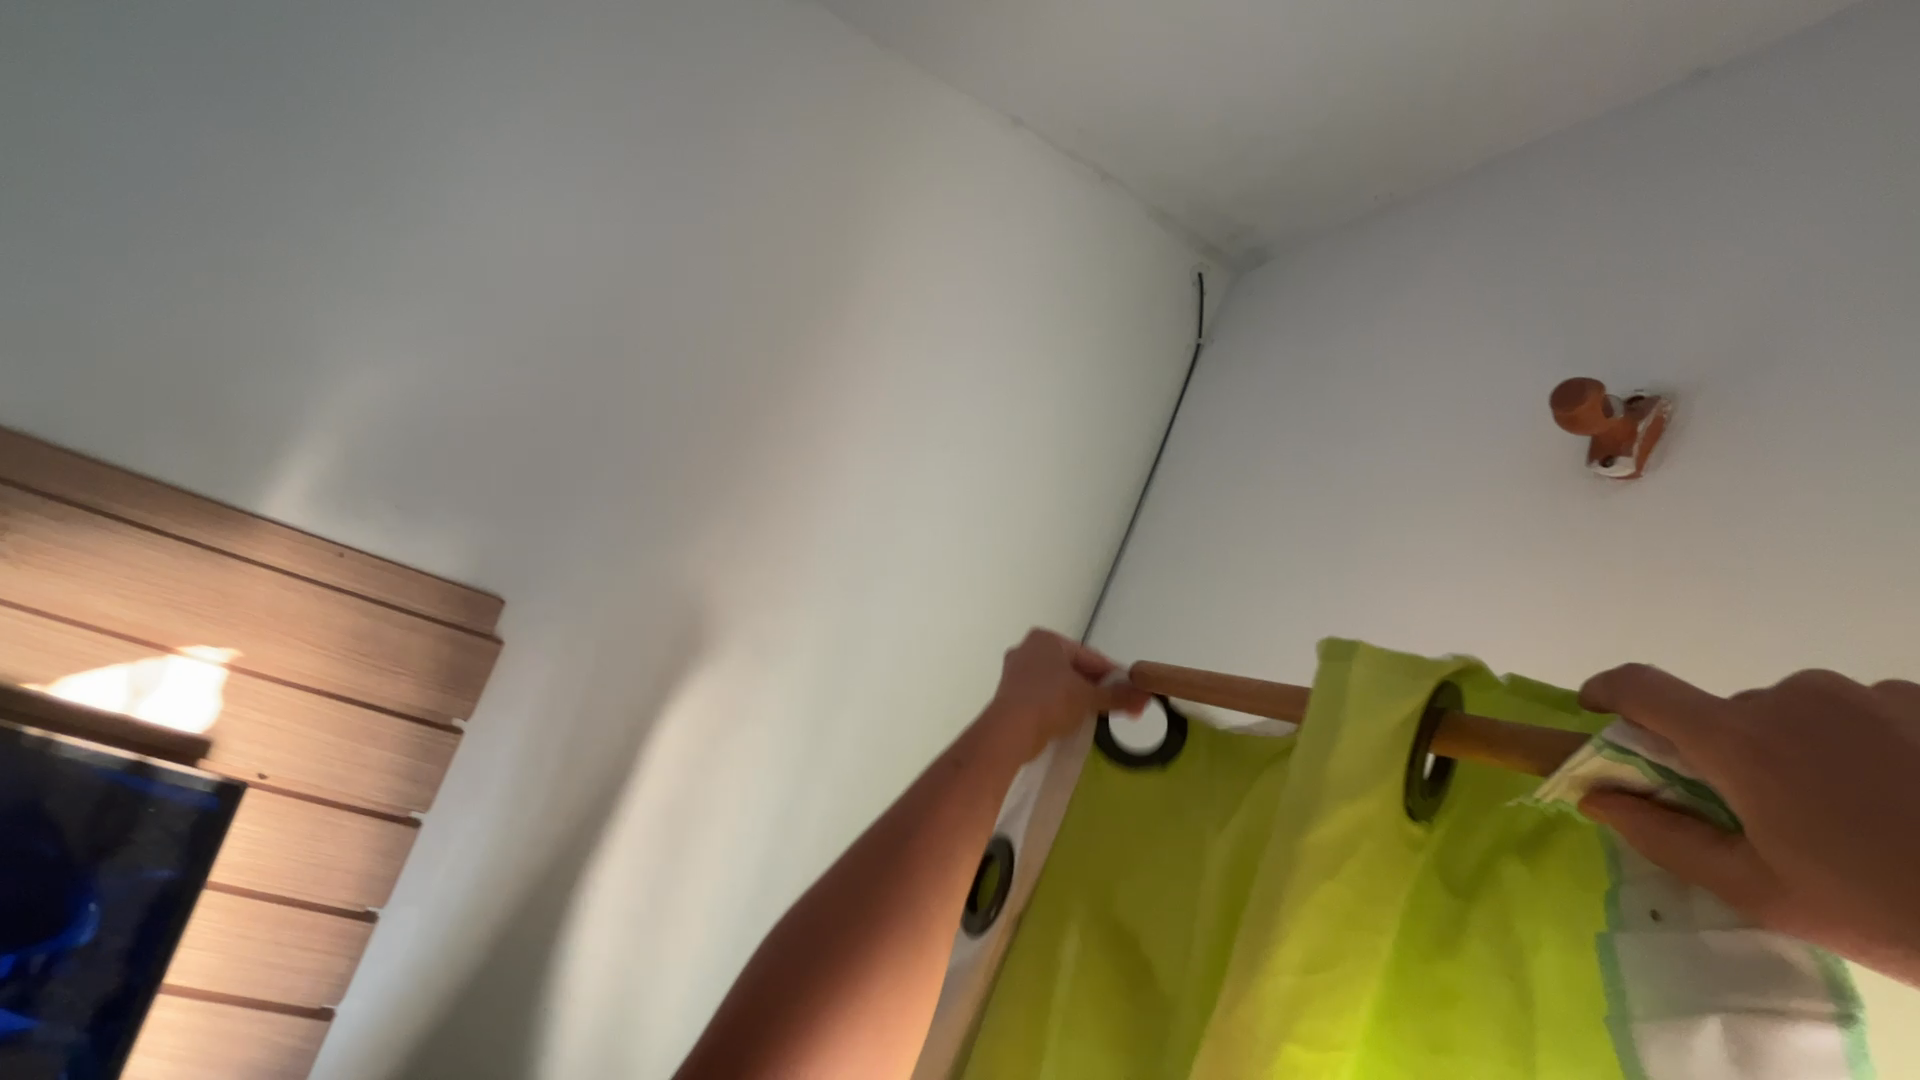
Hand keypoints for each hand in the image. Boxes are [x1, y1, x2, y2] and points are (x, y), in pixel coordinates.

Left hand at [977, 629, 1149, 761]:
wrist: (1009, 731)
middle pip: (1074, 668)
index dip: (1114, 675)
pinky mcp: (1010, 694)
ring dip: (1078, 697)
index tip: (1132, 692)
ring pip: (1058, 683)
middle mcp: (1028, 649)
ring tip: (1097, 715)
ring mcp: (1016, 671)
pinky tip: (1071, 720)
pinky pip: (1043, 695)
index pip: (1090, 656)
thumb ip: (1119, 695)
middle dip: (1096, 687)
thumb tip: (1148, 695)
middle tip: (1118, 706)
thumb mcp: (1089, 698)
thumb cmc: (1050, 702)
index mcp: (1046, 639)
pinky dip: (1059, 705)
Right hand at [1578, 664, 1919, 983]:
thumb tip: (1596, 796)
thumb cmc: (1886, 909)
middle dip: (1726, 755)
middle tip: (1766, 816)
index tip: (1599, 713)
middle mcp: (1793, 699)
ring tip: (1854, 813)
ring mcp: (1868, 695)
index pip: (1641, 687)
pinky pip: (1860, 712)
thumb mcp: (1760, 892)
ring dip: (1797, 749)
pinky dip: (1858, 745)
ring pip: (1794, 713)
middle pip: (1725, 714)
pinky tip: (1904, 796)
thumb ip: (1663, 835)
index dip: (1607, 692)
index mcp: (1740, 741)